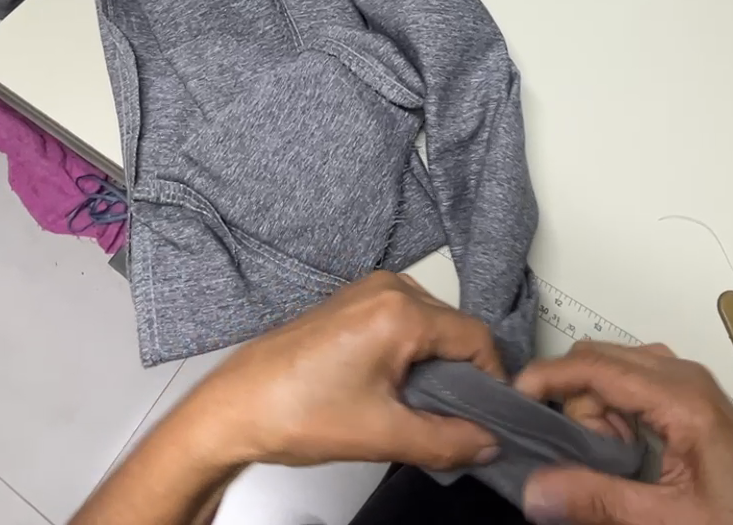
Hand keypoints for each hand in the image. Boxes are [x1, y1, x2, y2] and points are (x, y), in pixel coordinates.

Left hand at [172, 271, 503, 471]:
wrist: (239, 404)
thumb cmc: (297, 409)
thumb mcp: (383, 435)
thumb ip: (446, 441)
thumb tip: (486, 444)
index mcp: (399, 310)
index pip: (476, 337)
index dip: (493, 380)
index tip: (491, 417)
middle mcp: (388, 287)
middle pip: (455, 327)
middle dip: (463, 373)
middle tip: (458, 421)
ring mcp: (369, 290)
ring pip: (431, 323)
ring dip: (438, 362)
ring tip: (423, 407)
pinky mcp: (354, 300)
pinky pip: (405, 318)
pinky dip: (414, 350)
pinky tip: (398, 387)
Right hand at [515, 342, 732, 524]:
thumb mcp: (667, 521)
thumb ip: (596, 500)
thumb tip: (534, 490)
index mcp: (680, 397)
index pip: (595, 366)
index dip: (549, 377)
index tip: (516, 397)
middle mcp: (684, 376)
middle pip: (601, 359)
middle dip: (579, 400)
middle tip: (585, 454)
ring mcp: (691, 384)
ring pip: (616, 368)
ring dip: (599, 405)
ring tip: (613, 458)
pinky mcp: (695, 400)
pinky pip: (637, 382)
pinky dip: (619, 408)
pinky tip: (629, 449)